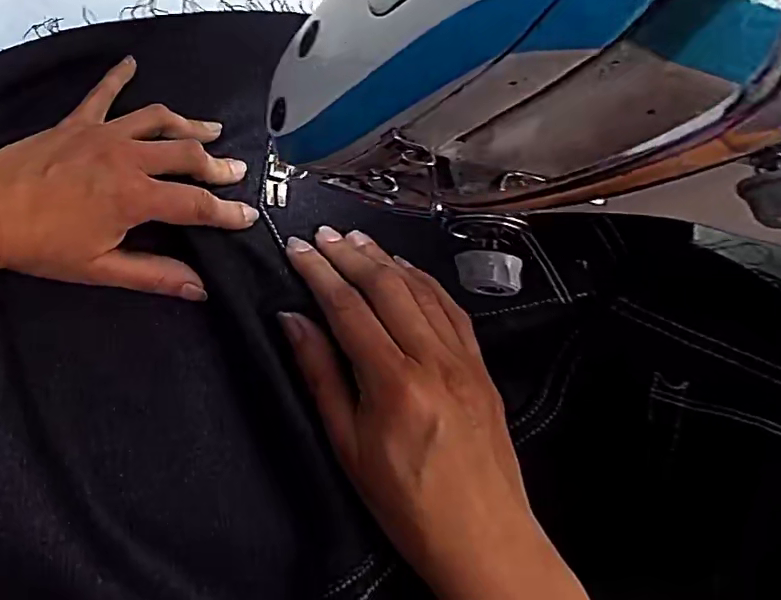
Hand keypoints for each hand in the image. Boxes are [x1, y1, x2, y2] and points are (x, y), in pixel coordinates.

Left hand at [0, 56, 256, 299]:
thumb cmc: (39, 246)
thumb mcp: (98, 268)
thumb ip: (153, 274)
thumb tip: (199, 288)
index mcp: (135, 196)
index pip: (195, 204)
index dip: (226, 212)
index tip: (248, 215)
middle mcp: (127, 157)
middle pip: (185, 155)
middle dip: (216, 164)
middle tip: (236, 169)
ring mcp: (103, 134)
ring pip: (158, 120)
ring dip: (187, 125)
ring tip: (210, 129)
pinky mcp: (78, 122)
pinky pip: (104, 94)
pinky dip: (118, 76)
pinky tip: (132, 62)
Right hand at [279, 227, 587, 599]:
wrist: (486, 543)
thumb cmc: (411, 506)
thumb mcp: (348, 446)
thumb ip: (319, 374)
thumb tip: (294, 322)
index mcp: (395, 384)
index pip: (348, 307)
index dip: (318, 272)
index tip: (299, 250)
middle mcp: (433, 361)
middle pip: (384, 285)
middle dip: (348, 254)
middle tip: (323, 236)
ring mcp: (463, 359)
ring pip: (418, 287)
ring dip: (383, 257)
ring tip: (356, 239)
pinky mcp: (480, 364)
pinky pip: (449, 306)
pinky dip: (423, 278)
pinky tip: (405, 268)